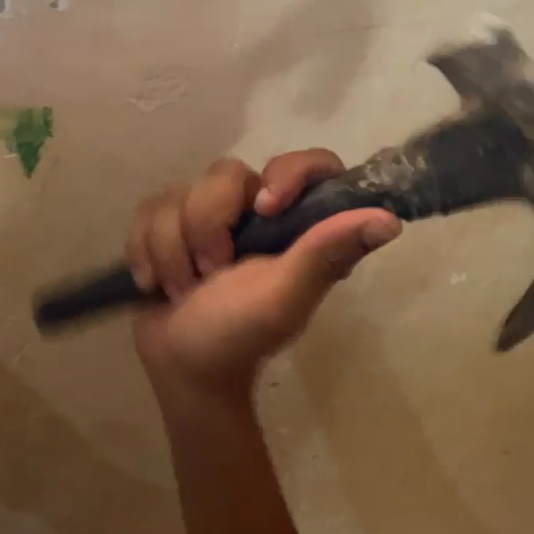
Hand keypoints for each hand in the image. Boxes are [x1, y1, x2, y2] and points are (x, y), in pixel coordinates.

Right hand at [129, 150, 401, 399]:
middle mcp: (251, 209)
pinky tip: (154, 282)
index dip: (286, 173)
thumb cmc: (238, 337)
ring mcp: (204, 215)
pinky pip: (147, 211)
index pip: (307, 164)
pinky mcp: (165, 224)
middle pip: (222, 174)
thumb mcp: (284, 298)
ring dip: (172, 251)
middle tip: (212, 274)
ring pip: (176, 194)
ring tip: (183, 288)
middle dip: (206, 229)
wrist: (181, 368)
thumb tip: (388, 220)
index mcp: (293, 223)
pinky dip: (145, 251)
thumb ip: (324, 253)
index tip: (265, 208)